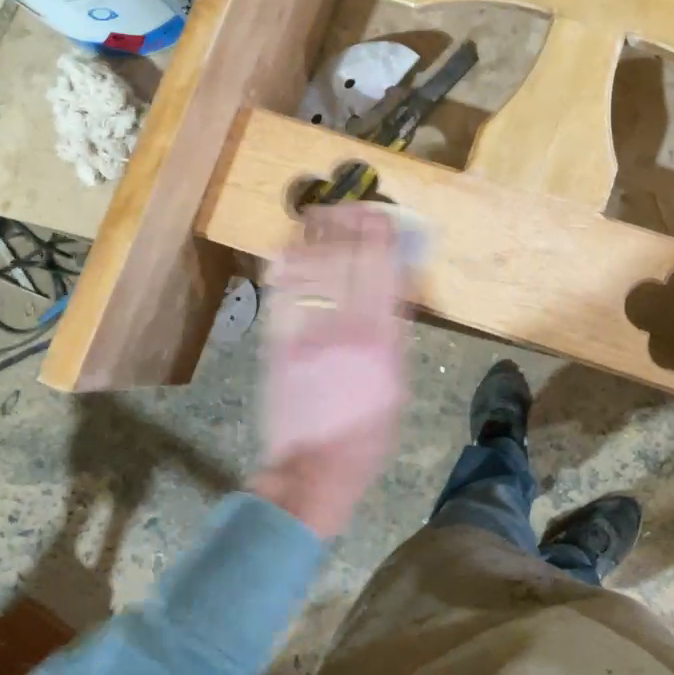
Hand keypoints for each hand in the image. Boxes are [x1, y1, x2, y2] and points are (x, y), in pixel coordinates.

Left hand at [249, 205, 409, 538]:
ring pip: (310, 268)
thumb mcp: (398, 386)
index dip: (381, 235)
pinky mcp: (276, 341)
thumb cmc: (366, 436)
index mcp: (378, 337)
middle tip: (354, 206)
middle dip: (350, 224)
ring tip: (322, 213)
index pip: (381, 269)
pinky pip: (281, 292)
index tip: (383, 214)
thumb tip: (397, 291)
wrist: (311, 469)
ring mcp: (304, 331)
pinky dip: (285, 264)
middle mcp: (341, 325)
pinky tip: (290, 247)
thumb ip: (396, 335)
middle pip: (345, 258)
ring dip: (316, 235)